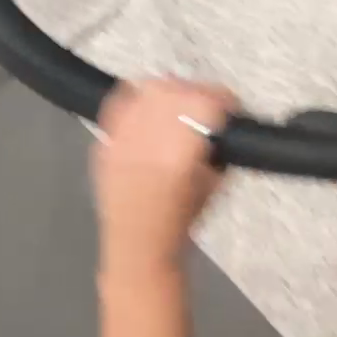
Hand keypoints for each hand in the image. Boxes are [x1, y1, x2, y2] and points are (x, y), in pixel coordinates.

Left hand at [91, 78, 235, 277]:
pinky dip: (136, 95)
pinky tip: (148, 101)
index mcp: (179, 157)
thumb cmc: (183, 218)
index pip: (204, 105)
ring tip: (181, 101)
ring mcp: (121, 143)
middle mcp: (147, 145)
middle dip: (198, 92)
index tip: (231, 104)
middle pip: (175, 91)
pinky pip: (119, 103)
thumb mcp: (216, 183)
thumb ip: (218, 146)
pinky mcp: (105, 143)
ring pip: (147, 92)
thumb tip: (222, 118)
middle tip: (208, 103)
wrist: (138, 246)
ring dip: (171, 90)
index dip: (223, 98)